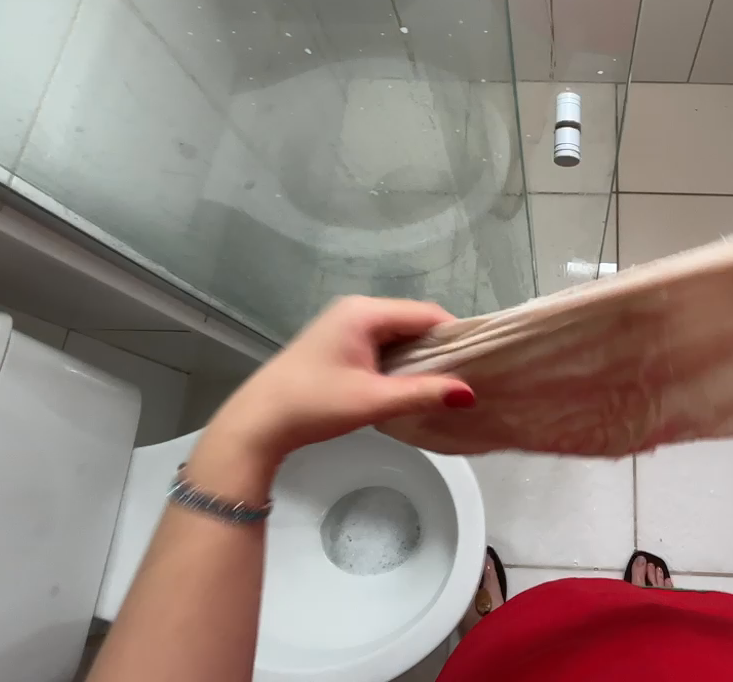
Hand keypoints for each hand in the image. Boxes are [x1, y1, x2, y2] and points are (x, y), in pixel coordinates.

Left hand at [199, 297, 474, 472]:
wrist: (256, 424)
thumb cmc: (315, 405)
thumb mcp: (373, 400)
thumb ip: (423, 393)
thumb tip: (469, 393)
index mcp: (365, 311)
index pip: (426, 312)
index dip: (454, 335)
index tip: (476, 361)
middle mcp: (357, 308)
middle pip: (412, 319)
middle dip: (437, 346)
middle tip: (462, 375)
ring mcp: (345, 323)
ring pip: (397, 332)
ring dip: (417, 355)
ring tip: (440, 382)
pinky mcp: (338, 341)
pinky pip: (381, 341)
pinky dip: (397, 358)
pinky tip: (407, 382)